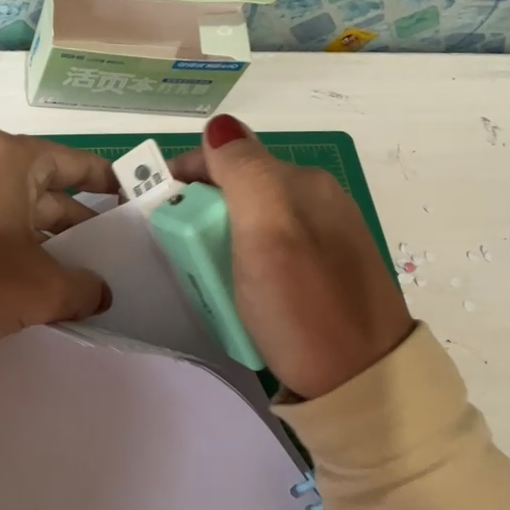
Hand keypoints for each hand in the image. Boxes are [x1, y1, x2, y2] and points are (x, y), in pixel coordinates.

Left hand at [0, 130, 115, 351]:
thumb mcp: (40, 289)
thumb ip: (84, 288)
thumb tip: (98, 292)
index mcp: (12, 158)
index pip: (81, 164)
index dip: (115, 187)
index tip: (140, 210)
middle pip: (51, 189)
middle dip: (83, 227)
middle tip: (116, 261)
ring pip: (19, 212)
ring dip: (49, 245)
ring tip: (79, 281)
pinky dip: (15, 249)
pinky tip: (32, 285)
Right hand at [171, 115, 412, 398]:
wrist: (361, 384)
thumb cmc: (305, 307)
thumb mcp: (267, 232)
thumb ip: (243, 171)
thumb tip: (220, 125)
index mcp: (303, 184)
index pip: (230, 155)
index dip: (185, 173)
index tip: (148, 203)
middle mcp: (315, 202)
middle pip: (236, 189)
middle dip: (197, 209)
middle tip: (170, 247)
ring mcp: (320, 239)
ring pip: (247, 222)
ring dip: (214, 238)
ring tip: (195, 271)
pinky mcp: (319, 274)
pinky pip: (262, 252)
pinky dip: (236, 262)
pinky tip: (230, 287)